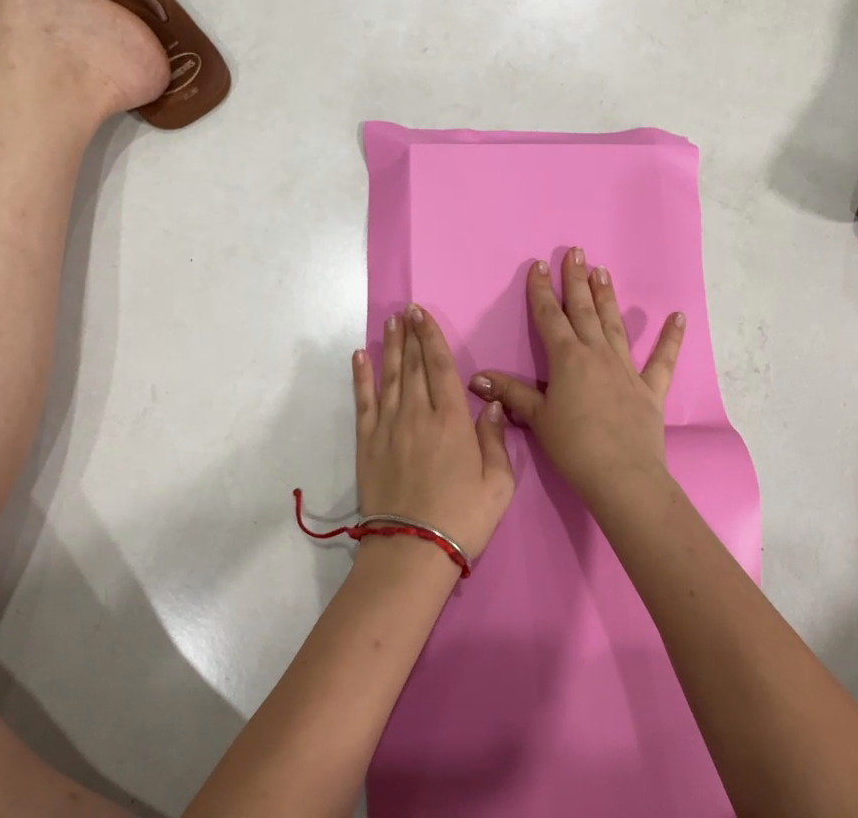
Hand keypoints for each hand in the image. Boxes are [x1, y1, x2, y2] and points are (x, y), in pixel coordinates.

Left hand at [354, 307, 515, 559]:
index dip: (431, 337)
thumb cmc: (463, 518)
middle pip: (412, 365)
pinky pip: (362, 401)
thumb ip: (495, 440)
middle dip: (410, 334)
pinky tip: (359, 356)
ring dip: (388, 346)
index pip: (440, 367)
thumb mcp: (498, 484)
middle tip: (405, 309)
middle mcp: (417, 415)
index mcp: (452, 421)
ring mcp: (388, 427)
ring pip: (388, 376)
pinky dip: (361, 376)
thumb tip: (492, 405)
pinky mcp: (366, 443)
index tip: (422, 313)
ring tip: (389, 322)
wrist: (412, 549)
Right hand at [470, 250, 683, 501]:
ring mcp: (626, 369)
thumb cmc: (573, 447)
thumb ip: (511, 394)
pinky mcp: (650, 389)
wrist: (622, 476)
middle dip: (576, 281)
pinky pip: (662, 359)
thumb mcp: (537, 418)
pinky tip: (677, 317)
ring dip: (608, 297)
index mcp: (567, 359)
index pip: (550, 317)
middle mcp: (597, 355)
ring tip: (603, 271)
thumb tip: (477, 378)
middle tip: (576, 252)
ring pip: (615, 325)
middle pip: (584, 311)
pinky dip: (671, 338)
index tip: (539, 265)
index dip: (542, 290)